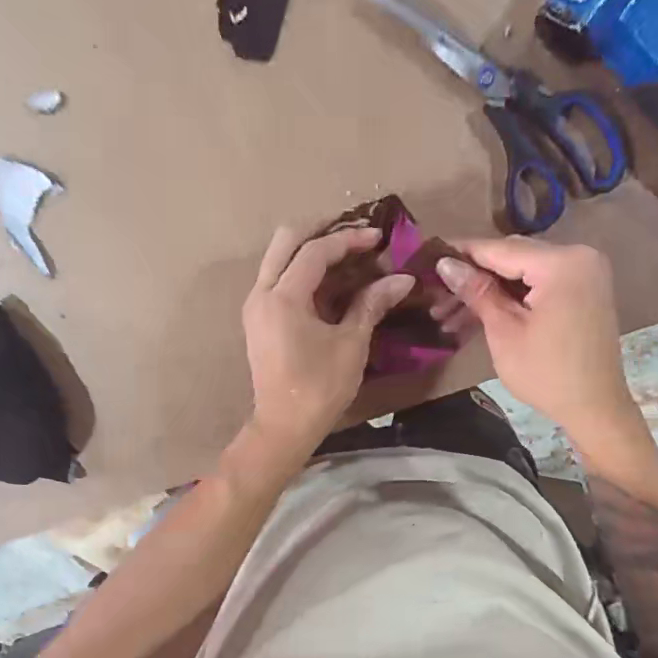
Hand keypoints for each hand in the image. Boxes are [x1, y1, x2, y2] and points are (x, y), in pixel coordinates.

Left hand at [243, 225, 414, 457]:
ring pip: (278, 259)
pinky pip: (277, 280)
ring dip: (309, 250)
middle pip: (286, 241)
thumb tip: (402, 279)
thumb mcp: (351, 344)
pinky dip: (300, 271)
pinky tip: (329, 280)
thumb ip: (371, 304)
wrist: (284, 426)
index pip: (315, 251)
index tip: (378, 237)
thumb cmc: (319, 387)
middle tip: (353, 234)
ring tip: (345, 253)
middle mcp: (261, 294)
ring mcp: (255, 307)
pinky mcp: (258, 321)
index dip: (348, 240)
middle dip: (320, 230)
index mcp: (283, 297)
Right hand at [435, 237, 642, 437]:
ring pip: (522, 271)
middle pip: (512, 257)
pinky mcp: (582, 289)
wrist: (594, 406)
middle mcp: (578, 256)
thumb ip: (476, 292)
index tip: (429, 256)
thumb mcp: (504, 331)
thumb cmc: (545, 373)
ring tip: (447, 313)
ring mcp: (583, 272)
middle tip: (435, 294)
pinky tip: (478, 313)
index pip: (500, 249)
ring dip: (488, 289)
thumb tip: (445, 264)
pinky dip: (511, 296)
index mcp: (561, 263)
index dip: (461, 252)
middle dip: (473, 275)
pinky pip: (539, 283)